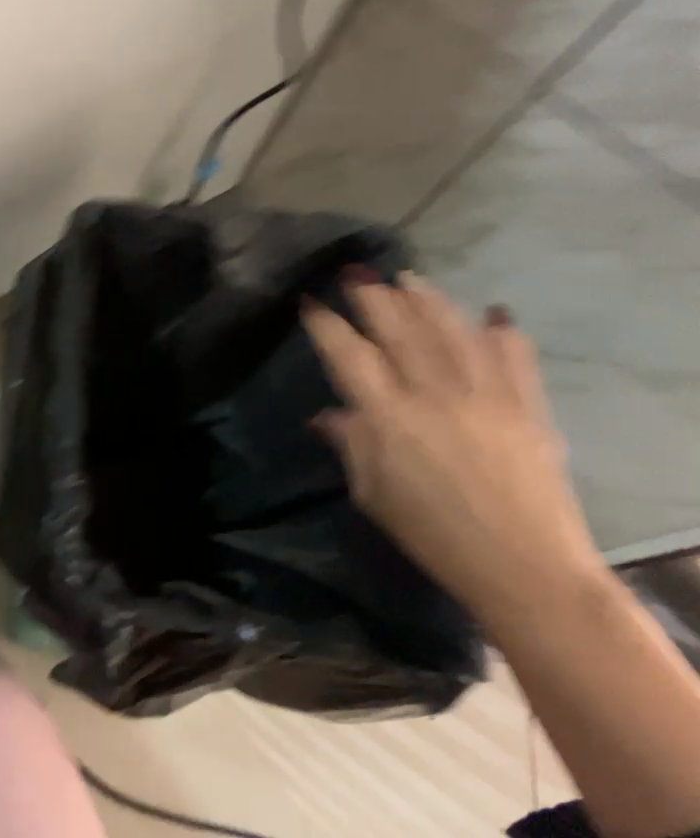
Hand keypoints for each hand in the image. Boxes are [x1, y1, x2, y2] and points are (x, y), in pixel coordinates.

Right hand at [301, 271, 603, 622]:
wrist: (522, 563)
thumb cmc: (430, 532)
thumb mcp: (371, 491)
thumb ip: (352, 444)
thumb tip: (332, 414)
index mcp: (387, 417)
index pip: (349, 355)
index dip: (326, 325)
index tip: (311, 304)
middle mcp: (434, 395)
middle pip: (401, 331)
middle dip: (375, 298)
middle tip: (358, 275)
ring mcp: (486, 396)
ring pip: (453, 333)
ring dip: (429, 302)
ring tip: (410, 279)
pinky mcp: (528, 407)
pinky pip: (513, 357)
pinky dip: (501, 332)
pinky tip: (490, 313)